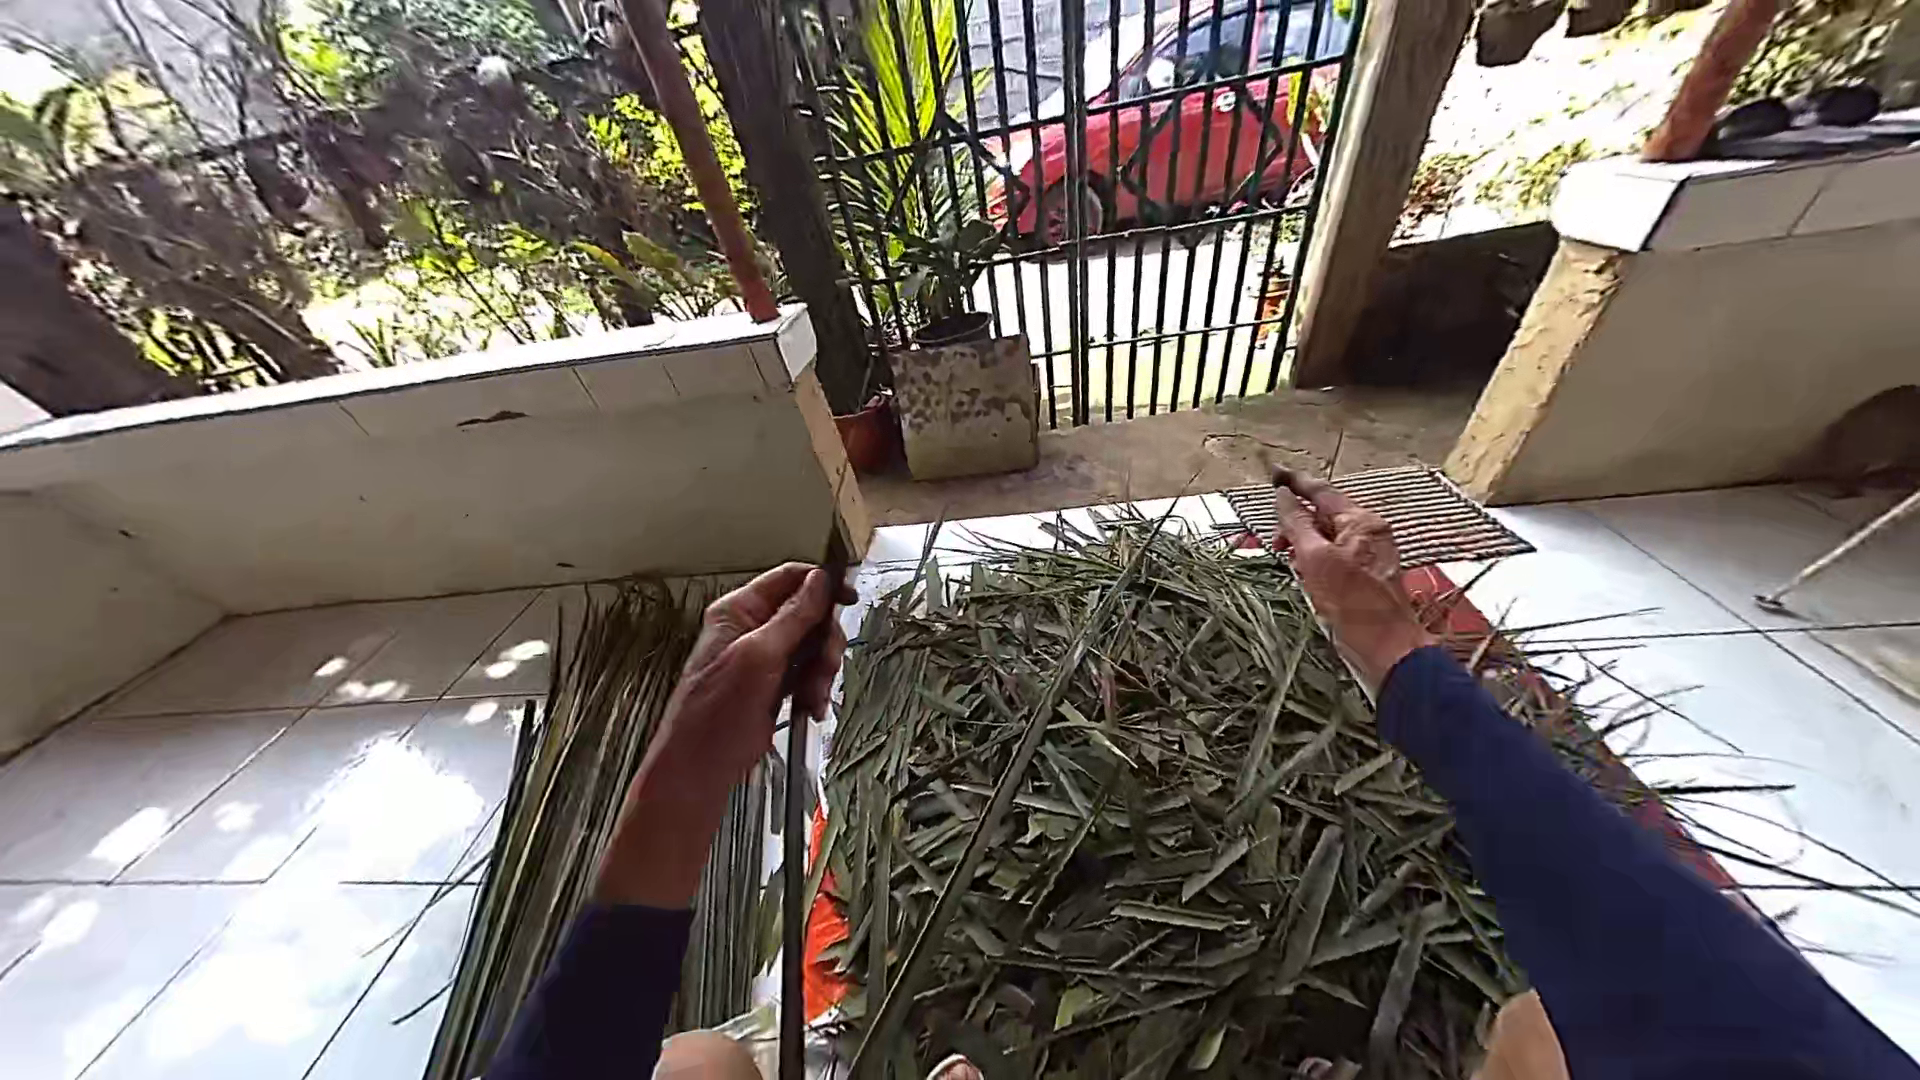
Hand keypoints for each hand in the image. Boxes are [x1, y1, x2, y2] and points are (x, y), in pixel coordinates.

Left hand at [656, 562, 854, 783]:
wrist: (701, 769)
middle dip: (824, 641)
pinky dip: (817, 690)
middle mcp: (753, 629)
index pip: (788, 578)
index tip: (847, 598)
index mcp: (739, 611)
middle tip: (826, 663)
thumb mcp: (759, 656)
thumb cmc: (715, 714)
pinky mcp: (777, 683)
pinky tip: (811, 707)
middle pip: (810, 615)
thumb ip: (793, 616)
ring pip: (815, 646)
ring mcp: (766, 657)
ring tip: (813, 695)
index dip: (821, 584)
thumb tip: (819, 580)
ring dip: (822, 671)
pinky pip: (810, 673)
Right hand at [1272, 469, 1433, 691]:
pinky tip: (1304, 573)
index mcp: (1361, 522)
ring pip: (1323, 535)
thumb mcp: (1315, 557)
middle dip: (1294, 523)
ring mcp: (1366, 552)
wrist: (1383, 643)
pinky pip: (1330, 553)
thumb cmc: (1351, 600)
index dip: (1295, 482)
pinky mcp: (1362, 571)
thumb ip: (1297, 523)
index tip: (1274, 473)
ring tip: (1289, 562)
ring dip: (1301, 543)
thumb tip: (1283, 496)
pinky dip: (1312, 558)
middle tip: (1275, 542)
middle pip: (1321, 514)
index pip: (1321, 492)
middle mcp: (1367, 531)